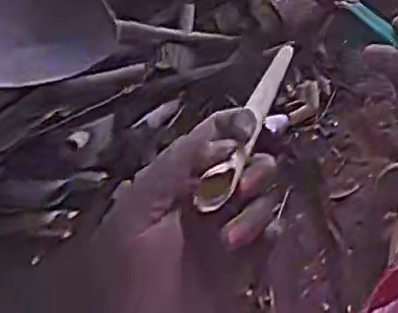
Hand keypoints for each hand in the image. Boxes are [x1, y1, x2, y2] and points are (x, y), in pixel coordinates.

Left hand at [81, 108, 281, 312]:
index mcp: (181, 176)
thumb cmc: (125, 275)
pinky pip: (272, 231)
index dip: (238, 122)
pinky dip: (268, 231)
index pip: (217, 132)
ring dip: (255, 207)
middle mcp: (208, 194)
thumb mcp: (138, 209)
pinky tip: (249, 246)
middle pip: (249, 158)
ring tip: (230, 238)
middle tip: (242, 186)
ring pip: (263, 193)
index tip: (252, 126)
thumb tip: (228, 141)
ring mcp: (227, 226)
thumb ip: (178, 164)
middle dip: (253, 165)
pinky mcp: (244, 261)